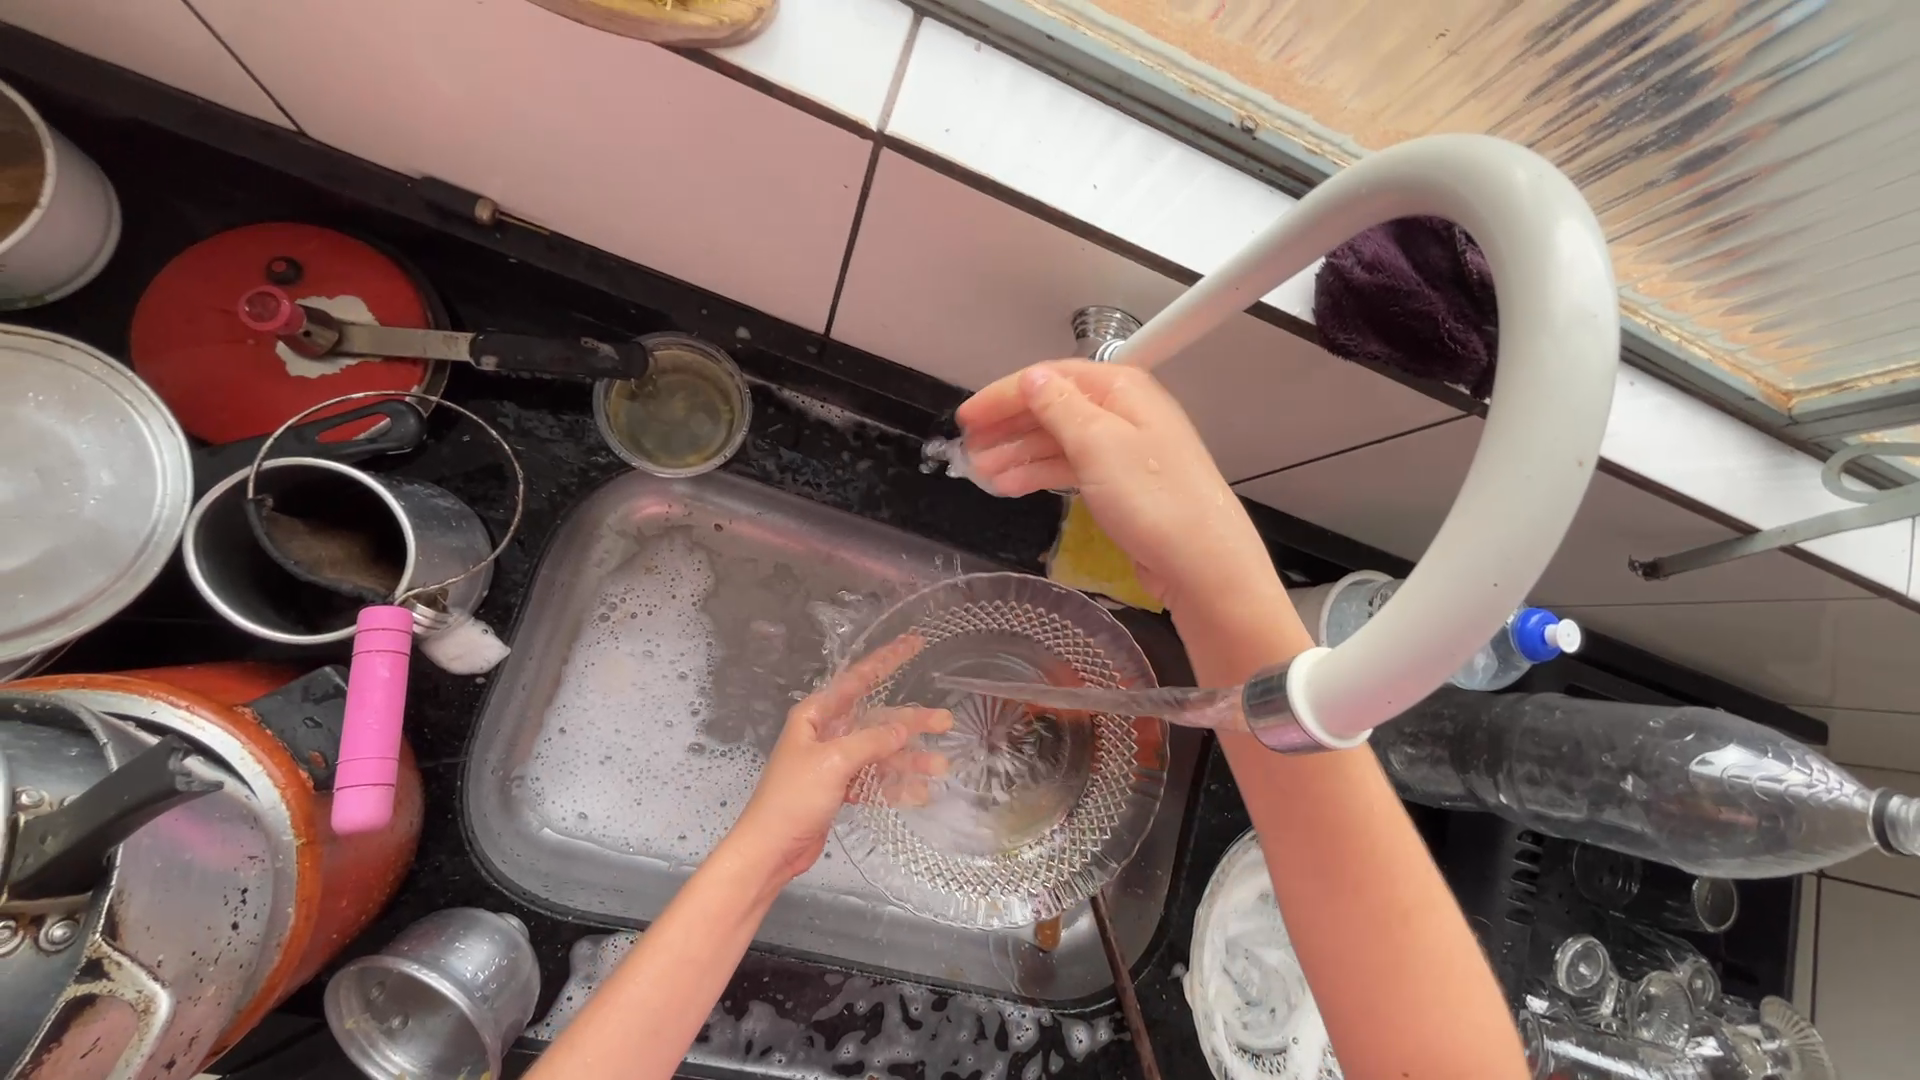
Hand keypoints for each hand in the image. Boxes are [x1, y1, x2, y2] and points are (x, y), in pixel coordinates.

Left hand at [725, 635, 951, 884]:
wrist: (770, 850)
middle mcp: (827, 733)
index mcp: (816, 715)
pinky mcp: (840, 789)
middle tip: (946, 720)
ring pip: (881, 752)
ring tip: (942, 766)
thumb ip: (872, 741)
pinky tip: (920, 793)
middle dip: (911, 721)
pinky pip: (875, 780)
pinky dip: (895, 785)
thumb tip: (905, 727)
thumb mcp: (833, 762)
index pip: (857, 679)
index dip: (887, 660)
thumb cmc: (793, 798)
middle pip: (877, 720)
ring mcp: (835, 762)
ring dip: (909, 759)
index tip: (913, 643)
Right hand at [956, 360, 1282, 620]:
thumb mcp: (1098, 444)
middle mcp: (1122, 413)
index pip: (1050, 379)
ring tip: (981, 474)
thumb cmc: (1153, 499)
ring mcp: (1123, 450)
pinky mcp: (1121, 484)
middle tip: (968, 449)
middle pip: (1052, 409)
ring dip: (1017, 455)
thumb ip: (1058, 407)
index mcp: (1121, 389)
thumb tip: (1031, 379)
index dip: (1003, 396)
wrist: (1202, 563)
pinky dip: (1039, 475)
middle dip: (1007, 427)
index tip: (967, 418)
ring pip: (1057, 442)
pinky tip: (1012, 487)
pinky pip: (1069, 468)